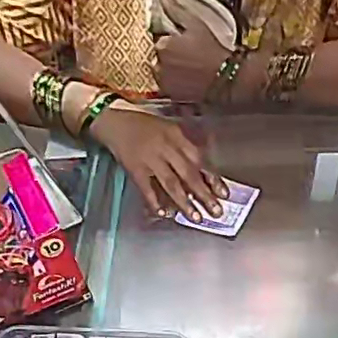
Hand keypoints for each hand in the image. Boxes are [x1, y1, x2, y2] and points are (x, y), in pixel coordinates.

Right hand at [87, 106, 225, 221]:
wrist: (113, 120)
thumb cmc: (142, 126)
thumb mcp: (167, 128)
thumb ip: (184, 147)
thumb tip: (201, 169)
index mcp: (176, 136)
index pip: (199, 160)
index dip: (212, 178)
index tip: (224, 194)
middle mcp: (166, 147)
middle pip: (189, 174)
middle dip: (204, 194)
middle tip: (216, 211)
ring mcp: (150, 159)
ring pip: (171, 183)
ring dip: (184, 202)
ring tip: (195, 217)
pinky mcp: (135, 168)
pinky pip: (147, 188)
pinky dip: (155, 201)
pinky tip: (164, 213)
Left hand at [154, 26, 232, 102]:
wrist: (223, 77)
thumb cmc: (210, 48)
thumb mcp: (195, 24)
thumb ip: (177, 11)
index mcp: (162, 46)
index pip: (159, 43)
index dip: (170, 44)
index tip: (181, 46)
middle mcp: (159, 66)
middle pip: (158, 61)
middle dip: (167, 60)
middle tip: (184, 60)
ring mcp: (165, 85)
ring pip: (162, 77)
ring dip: (169, 74)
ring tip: (185, 73)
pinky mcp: (172, 99)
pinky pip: (169, 90)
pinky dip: (174, 87)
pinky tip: (186, 84)